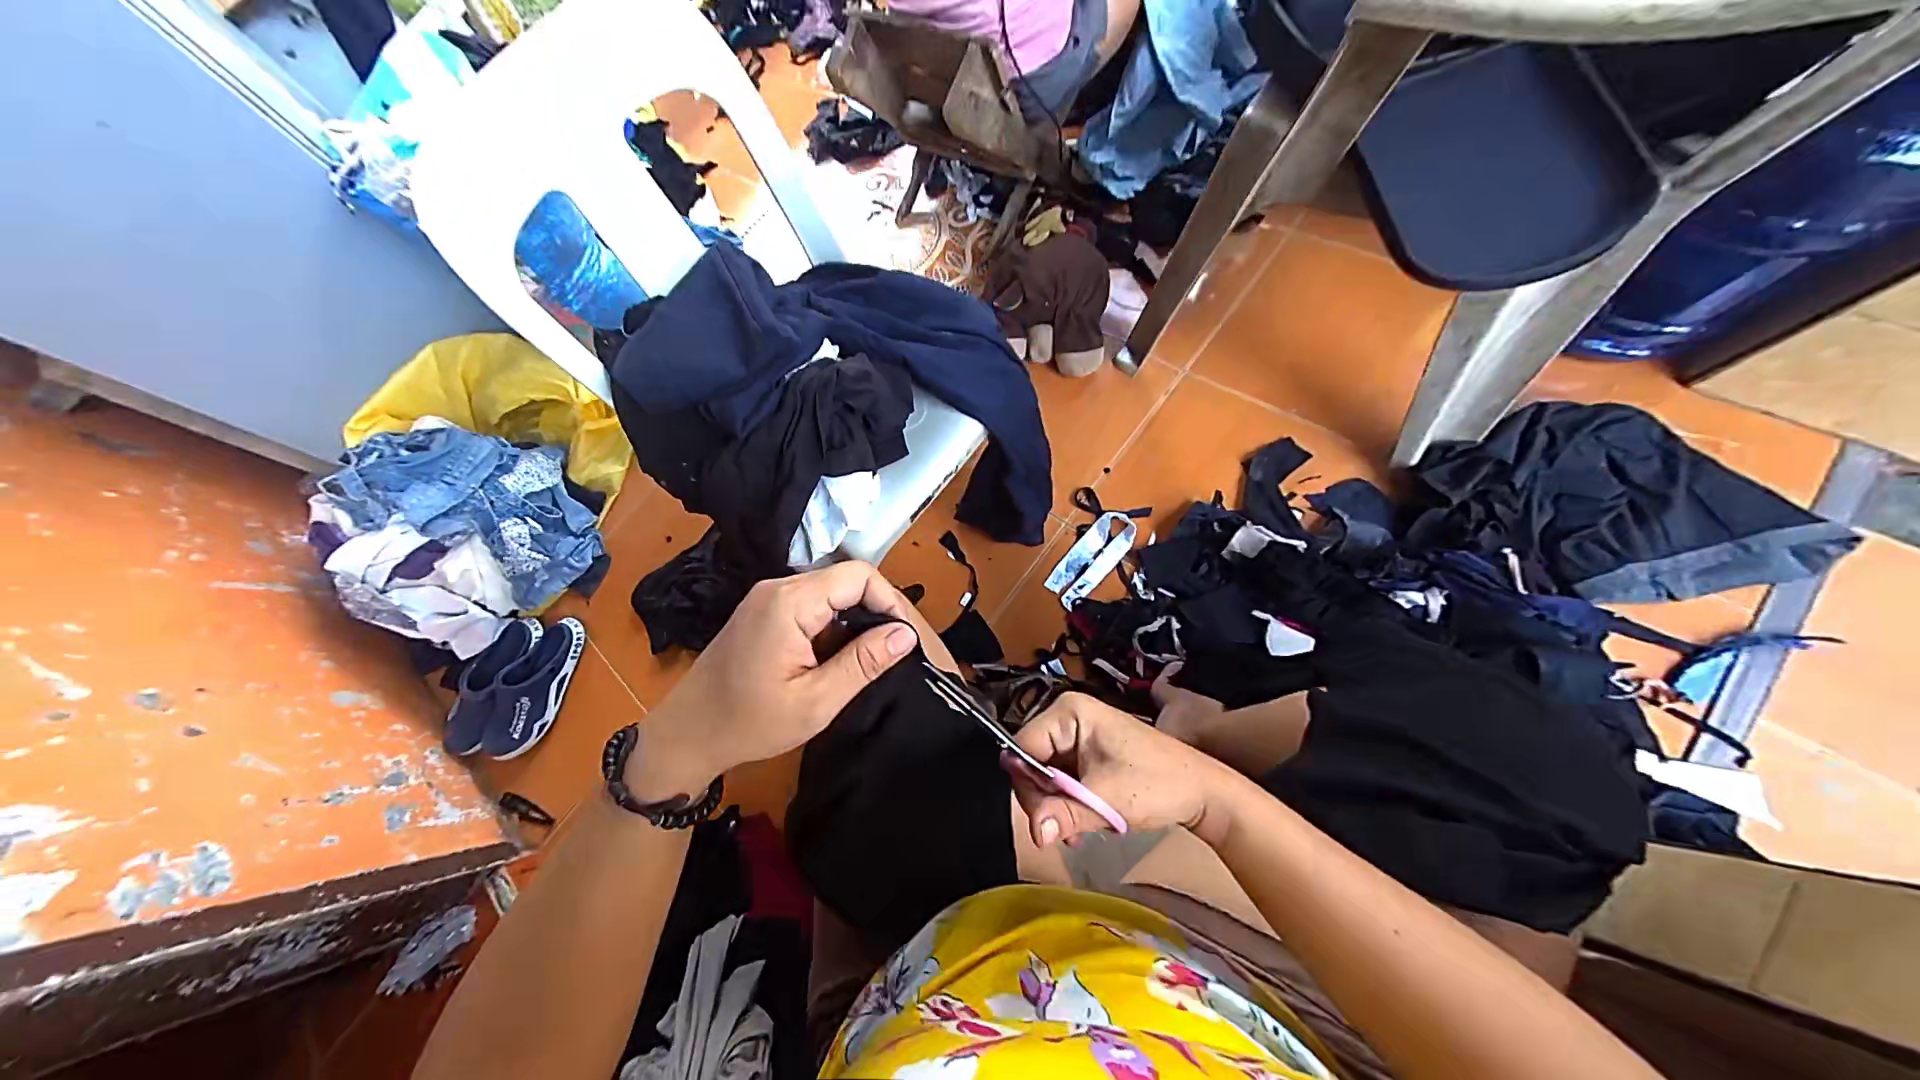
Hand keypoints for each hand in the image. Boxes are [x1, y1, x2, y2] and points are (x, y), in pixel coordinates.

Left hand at [628, 561, 918, 800]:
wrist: (687, 734)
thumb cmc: (748, 723)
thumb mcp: (815, 701)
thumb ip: (863, 663)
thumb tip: (906, 634)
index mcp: (789, 602)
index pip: (859, 575)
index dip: (890, 601)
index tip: (904, 639)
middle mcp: (778, 587)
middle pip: (847, 579)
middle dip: (877, 610)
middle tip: (895, 652)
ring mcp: (769, 597)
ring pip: (832, 591)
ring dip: (857, 619)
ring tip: (873, 658)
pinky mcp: (765, 611)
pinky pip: (814, 604)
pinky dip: (836, 624)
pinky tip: (841, 657)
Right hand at [1010, 692, 1248, 848]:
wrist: (1203, 792)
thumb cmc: (1160, 784)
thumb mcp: (1107, 800)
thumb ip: (1066, 814)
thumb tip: (1034, 832)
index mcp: (1070, 712)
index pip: (1023, 747)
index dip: (1029, 785)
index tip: (1047, 817)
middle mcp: (1069, 717)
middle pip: (1031, 762)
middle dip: (1045, 800)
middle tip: (1066, 828)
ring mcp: (1078, 735)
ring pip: (1044, 775)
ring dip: (1057, 807)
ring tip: (1080, 829)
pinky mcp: (1087, 753)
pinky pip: (1061, 779)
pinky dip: (1067, 803)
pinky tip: (1084, 821)